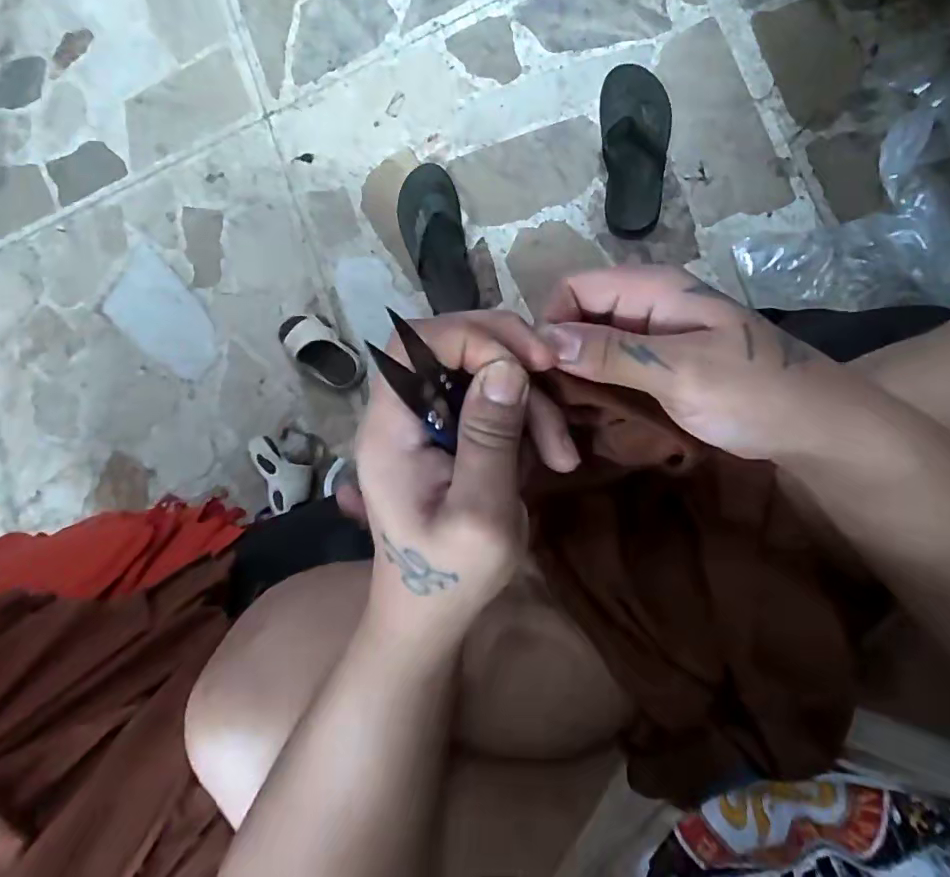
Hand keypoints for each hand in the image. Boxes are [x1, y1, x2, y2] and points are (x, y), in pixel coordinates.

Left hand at [355, 311, 575, 637]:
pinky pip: (489, 397)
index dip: (470, 336)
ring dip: (528, 397)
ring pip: (478, 369)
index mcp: (389, 430)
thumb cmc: (450, 578)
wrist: (433, 613)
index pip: (413, 345)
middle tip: (553, 381)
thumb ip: (490, 439)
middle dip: (509, 356)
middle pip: (447, 344)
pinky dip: (526, 415)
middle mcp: (399, 414)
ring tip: (560, 454)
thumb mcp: (481, 515)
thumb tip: (506, 368)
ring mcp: (423, 422)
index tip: (527, 364)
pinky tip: (547, 455)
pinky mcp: (449, 433)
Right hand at [538, 265, 879, 461]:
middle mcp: (644, 306)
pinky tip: (592, 423)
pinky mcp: (656, 368)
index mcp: (652, 289)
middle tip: (550, 411)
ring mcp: (651, 339)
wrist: (819, 430)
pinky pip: (608, 371)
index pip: (572, 287)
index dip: (549, 324)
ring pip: (588, 349)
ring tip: (569, 423)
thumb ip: (612, 353)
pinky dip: (595, 394)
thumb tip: (543, 340)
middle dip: (557, 360)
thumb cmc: (756, 393)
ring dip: (574, 383)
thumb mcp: (681, 372)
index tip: (542, 373)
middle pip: (576, 319)